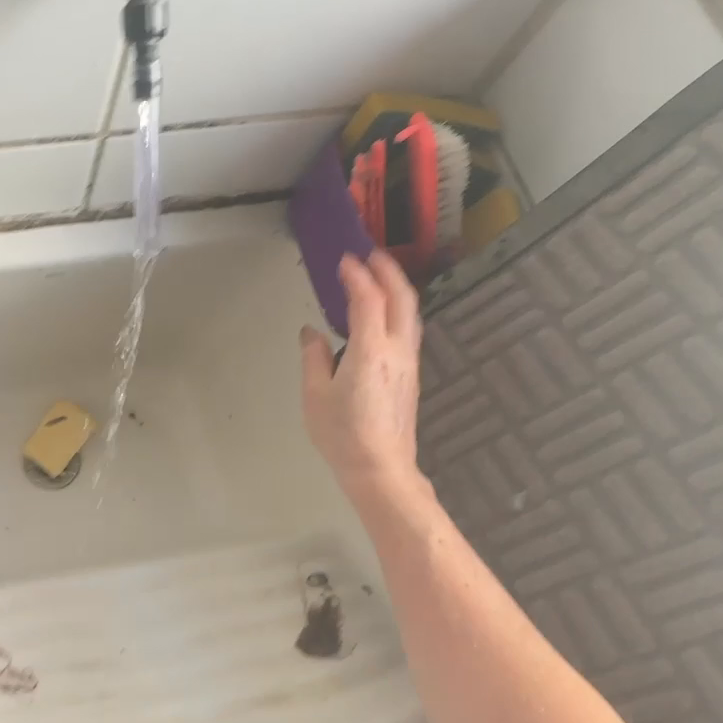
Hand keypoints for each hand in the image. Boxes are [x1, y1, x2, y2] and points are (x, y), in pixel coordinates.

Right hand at [300, 251, 423, 495]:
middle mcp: (396, 350)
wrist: (379, 468)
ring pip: (410, 313)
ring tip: (380, 276)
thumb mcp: (315, 395)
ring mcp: (408, 362)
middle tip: (370, 254)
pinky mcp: (410, 375)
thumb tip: (312, 333)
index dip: (356, 276)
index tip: (344, 259)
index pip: (366, 300)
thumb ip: (314, 358)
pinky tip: (384, 314)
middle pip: (401, 298)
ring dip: (397, 288)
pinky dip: (397, 309)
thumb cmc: (341, 433)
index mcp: (370, 350)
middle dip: (387, 271)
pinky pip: (408, 329)